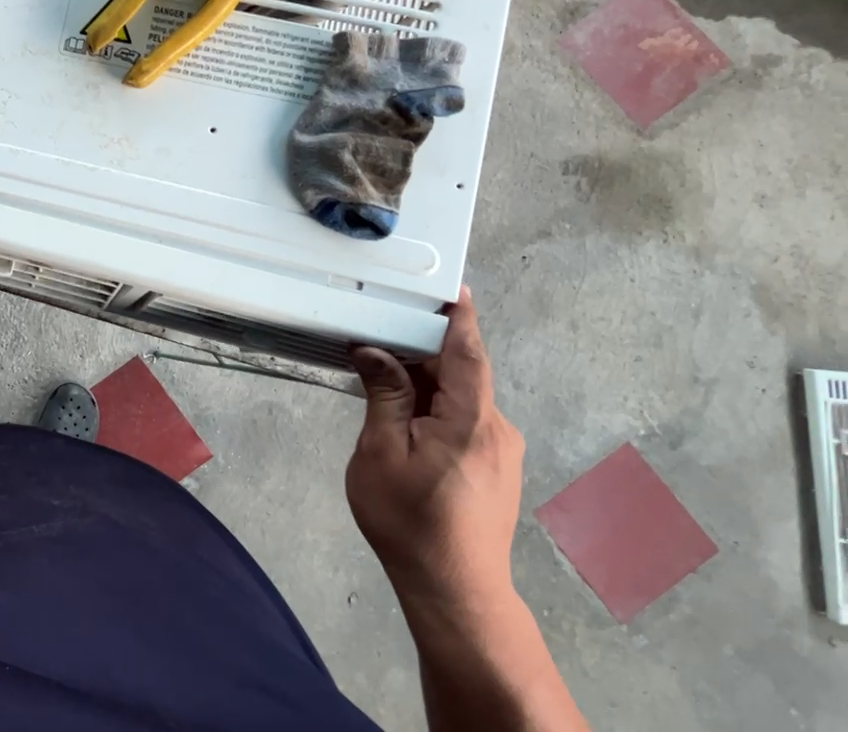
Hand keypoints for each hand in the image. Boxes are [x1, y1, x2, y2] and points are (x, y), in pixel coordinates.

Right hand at [345, 286, 524, 612]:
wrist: (453, 587)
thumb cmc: (410, 518)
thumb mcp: (381, 452)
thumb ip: (385, 396)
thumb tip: (375, 352)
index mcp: (471, 420)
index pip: (467, 354)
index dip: (459, 318)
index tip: (453, 287)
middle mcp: (496, 429)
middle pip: (462, 373)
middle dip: (423, 348)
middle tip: (380, 326)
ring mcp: (499, 450)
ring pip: (460, 398)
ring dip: (424, 379)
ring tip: (381, 368)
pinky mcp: (493, 467)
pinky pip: (463, 419)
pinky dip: (433, 403)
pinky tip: (403, 411)